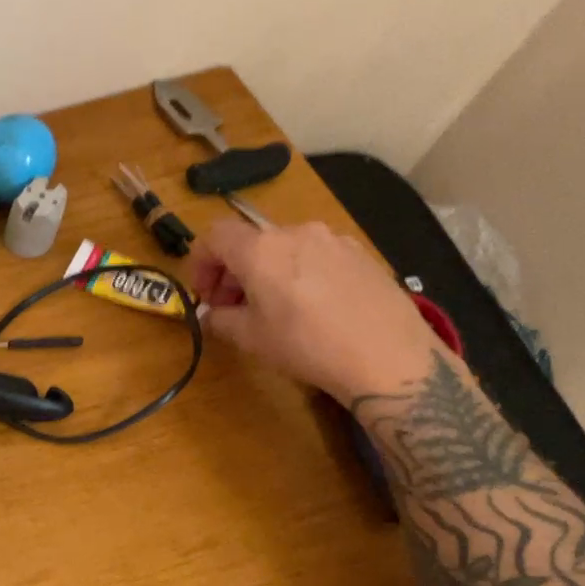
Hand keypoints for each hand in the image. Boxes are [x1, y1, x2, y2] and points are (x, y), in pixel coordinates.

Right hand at [191, 221, 452, 402]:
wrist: (385, 352)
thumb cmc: (304, 343)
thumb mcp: (248, 337)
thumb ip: (221, 318)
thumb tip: (215, 312)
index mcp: (261, 250)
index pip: (215, 235)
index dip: (200, 262)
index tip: (203, 293)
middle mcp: (296, 233)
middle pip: (251, 241)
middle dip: (233, 272)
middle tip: (232, 307)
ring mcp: (333, 240)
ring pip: (284, 248)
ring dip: (266, 273)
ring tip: (272, 309)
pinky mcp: (360, 253)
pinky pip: (314, 256)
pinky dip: (298, 274)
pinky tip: (309, 307)